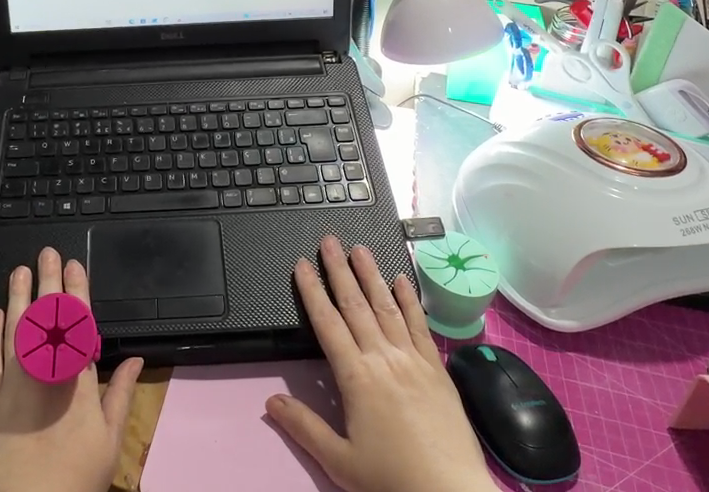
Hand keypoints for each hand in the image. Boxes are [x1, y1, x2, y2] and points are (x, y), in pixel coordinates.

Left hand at [0, 247, 145, 491]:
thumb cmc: (76, 475)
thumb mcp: (109, 438)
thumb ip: (120, 394)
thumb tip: (137, 359)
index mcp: (76, 378)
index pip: (77, 322)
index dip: (76, 291)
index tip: (75, 265)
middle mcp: (43, 371)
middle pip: (45, 315)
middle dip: (47, 281)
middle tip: (47, 253)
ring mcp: (11, 382)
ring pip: (14, 327)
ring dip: (18, 296)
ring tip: (20, 270)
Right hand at [266, 236, 496, 491]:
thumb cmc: (392, 479)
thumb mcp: (339, 460)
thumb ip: (304, 427)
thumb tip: (271, 401)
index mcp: (356, 378)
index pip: (327, 323)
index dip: (312, 292)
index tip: (302, 265)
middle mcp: (384, 359)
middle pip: (356, 304)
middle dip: (339, 269)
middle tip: (329, 240)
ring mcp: (413, 360)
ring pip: (387, 307)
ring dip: (371, 275)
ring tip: (360, 248)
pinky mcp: (437, 369)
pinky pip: (420, 326)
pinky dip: (410, 300)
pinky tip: (402, 279)